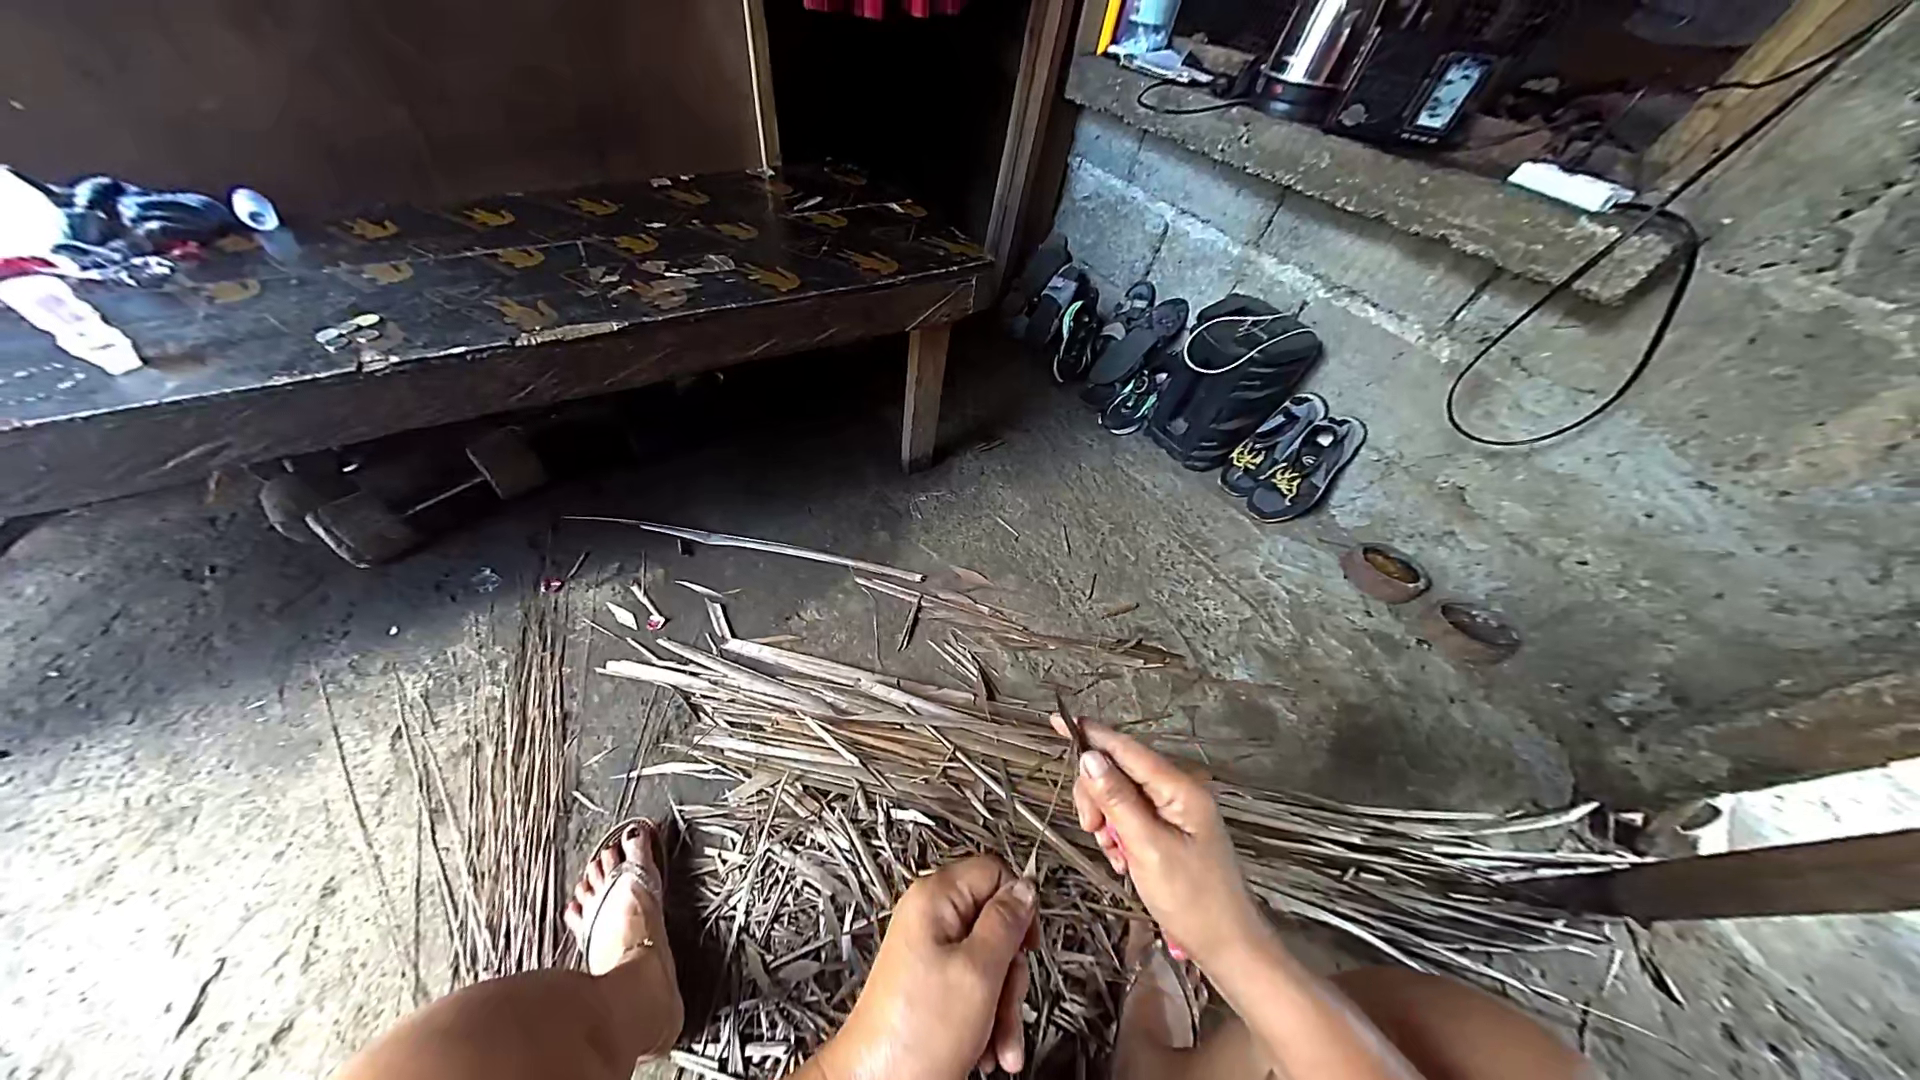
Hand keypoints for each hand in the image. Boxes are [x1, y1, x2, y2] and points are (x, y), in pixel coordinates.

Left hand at [809, 855, 1037, 1079]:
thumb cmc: (912, 1034)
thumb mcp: (978, 971)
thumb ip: (1006, 923)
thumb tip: (1025, 888)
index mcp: (935, 897)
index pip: (995, 871)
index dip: (1019, 905)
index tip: (1027, 941)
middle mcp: (930, 917)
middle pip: (996, 922)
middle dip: (1011, 970)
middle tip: (1006, 1000)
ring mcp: (929, 950)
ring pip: (989, 960)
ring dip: (1003, 1005)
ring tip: (998, 1040)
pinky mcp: (931, 982)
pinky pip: (974, 986)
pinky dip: (987, 1017)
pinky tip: (987, 1048)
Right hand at [1055, 717, 1266, 969]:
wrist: (1228, 948)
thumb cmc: (1194, 901)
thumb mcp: (1148, 848)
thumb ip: (1117, 799)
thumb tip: (1089, 757)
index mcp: (1179, 788)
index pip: (1125, 748)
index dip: (1090, 734)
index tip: (1057, 721)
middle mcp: (1176, 791)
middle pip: (1117, 770)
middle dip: (1096, 795)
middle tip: (1093, 828)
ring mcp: (1172, 810)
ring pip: (1118, 794)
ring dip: (1106, 819)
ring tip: (1115, 852)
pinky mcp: (1167, 828)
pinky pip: (1128, 815)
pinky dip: (1117, 833)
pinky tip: (1123, 857)